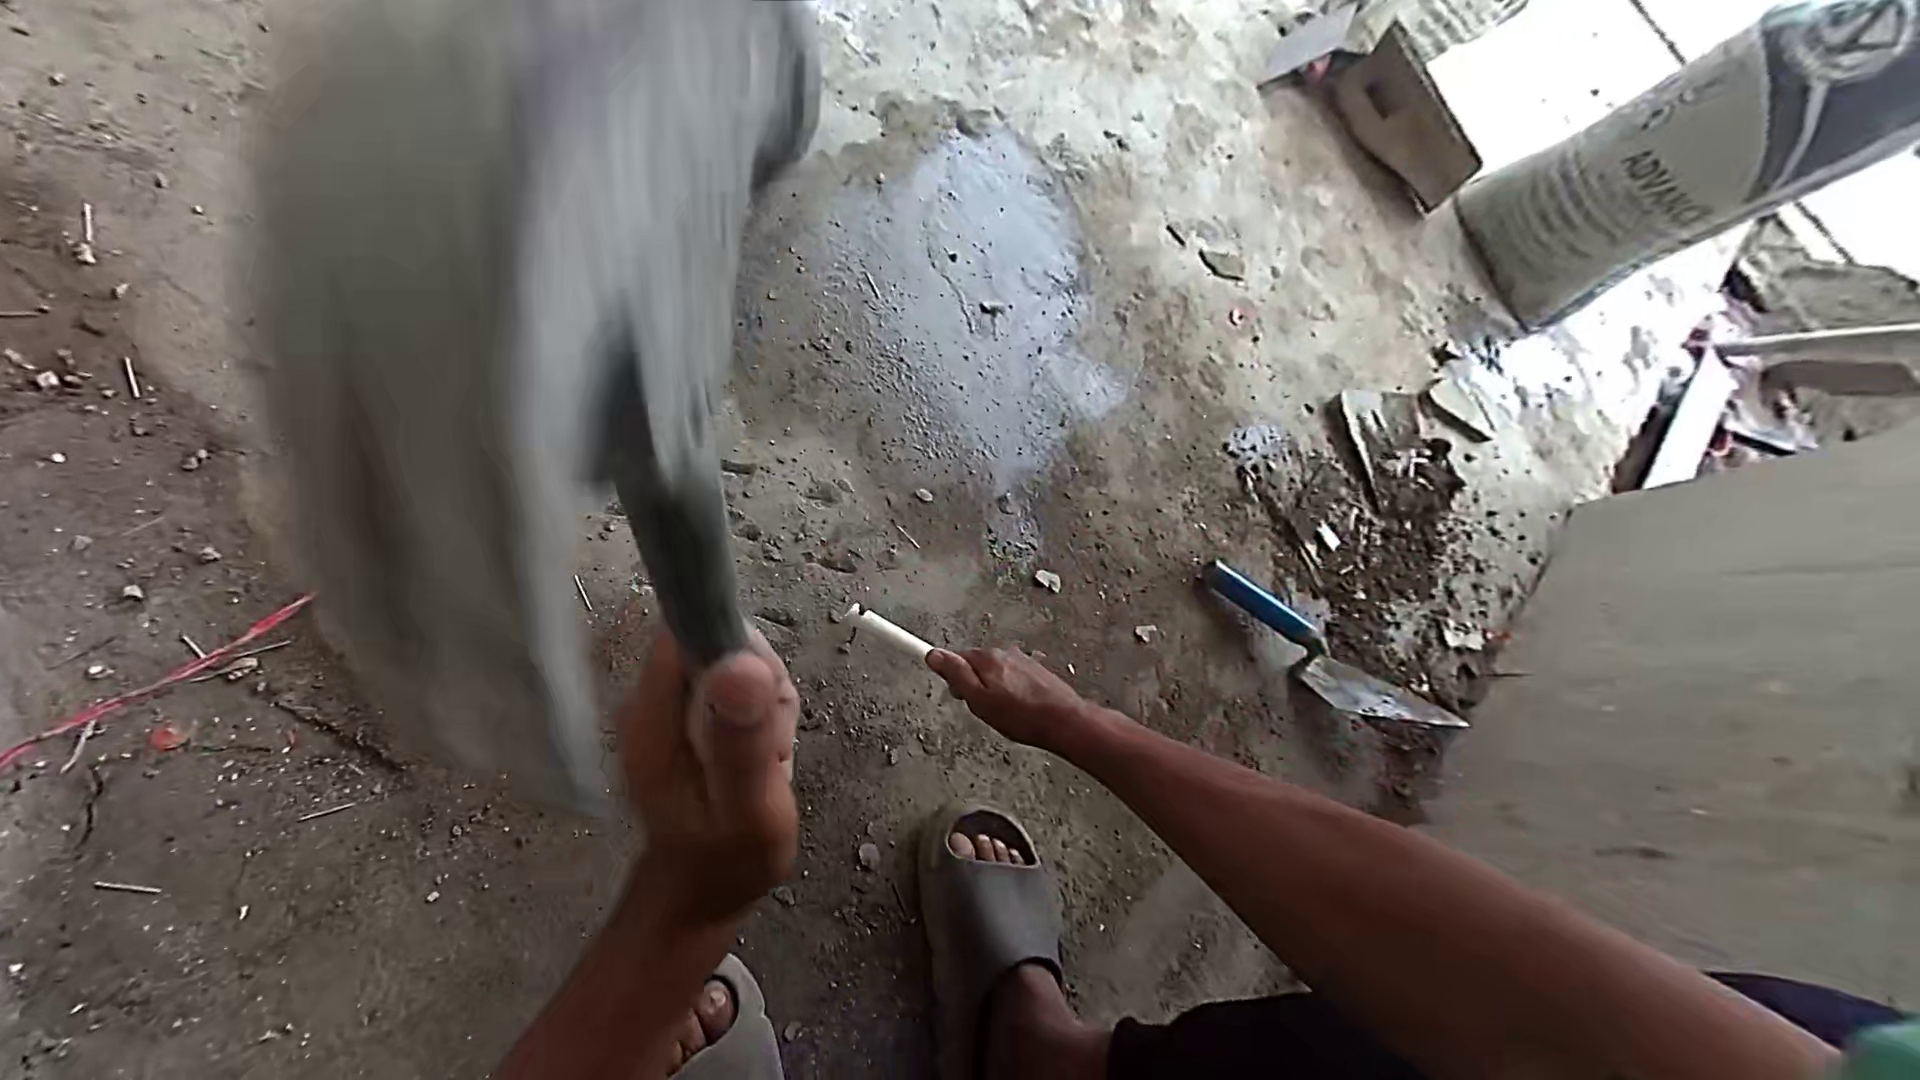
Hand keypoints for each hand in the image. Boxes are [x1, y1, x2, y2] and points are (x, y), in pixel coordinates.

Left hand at [620, 625, 798, 925]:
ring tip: (769, 752)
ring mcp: (667, 705)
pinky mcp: (687, 711)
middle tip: (772, 741)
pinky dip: (762, 708)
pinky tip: (764, 749)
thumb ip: (743, 740)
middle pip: (719, 642)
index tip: (767, 699)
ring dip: (767, 697)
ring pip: (734, 660)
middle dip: (761, 680)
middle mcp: (651, 700)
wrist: (704, 891)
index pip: (690, 632)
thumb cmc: (728, 861)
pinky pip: (737, 681)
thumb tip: (742, 664)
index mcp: (653, 717)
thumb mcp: (748, 808)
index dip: (740, 648)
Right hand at [925, 646, 1101, 754]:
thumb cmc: (1022, 716)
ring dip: (991, 688)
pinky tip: (1017, 709)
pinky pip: (1011, 677)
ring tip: (1003, 713)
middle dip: (971, 685)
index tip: (923, 658)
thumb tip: (934, 655)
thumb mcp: (979, 700)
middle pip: (973, 665)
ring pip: (993, 672)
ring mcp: (1021, 660)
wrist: (1064, 721)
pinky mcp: (1035, 670)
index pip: (952, 656)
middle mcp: (1004, 652)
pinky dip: (1008, 690)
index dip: (940, 666)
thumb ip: (956, 675)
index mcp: (986, 658)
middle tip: (979, 708)